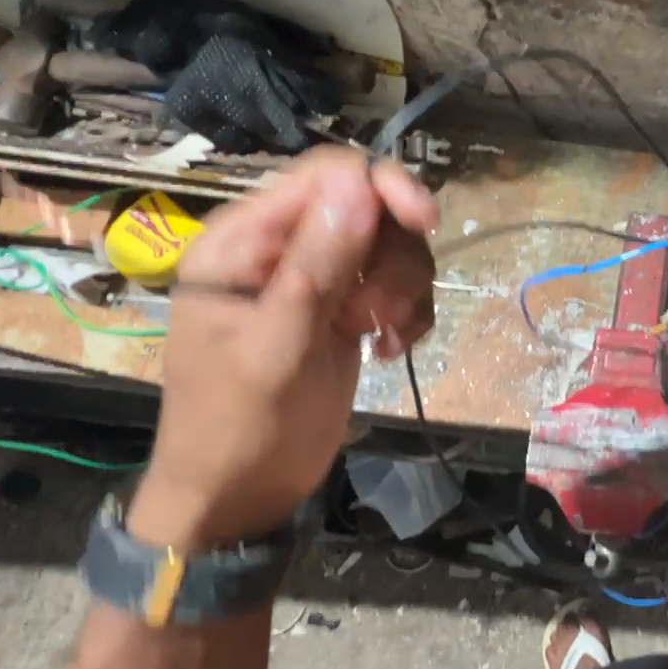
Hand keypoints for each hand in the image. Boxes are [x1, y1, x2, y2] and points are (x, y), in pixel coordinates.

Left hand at [128, 147, 438, 546]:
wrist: (242, 492)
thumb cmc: (241, 423)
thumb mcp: (277, 344)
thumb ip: (317, 264)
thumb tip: (359, 185)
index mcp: (246, 240)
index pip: (326, 176)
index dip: (382, 187)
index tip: (426, 224)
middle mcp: (284, 247)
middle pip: (371, 208)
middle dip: (397, 256)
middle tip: (388, 312)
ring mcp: (319, 279)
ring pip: (393, 248)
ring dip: (407, 290)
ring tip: (385, 336)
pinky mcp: (346, 309)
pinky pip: (400, 286)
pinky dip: (410, 314)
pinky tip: (391, 348)